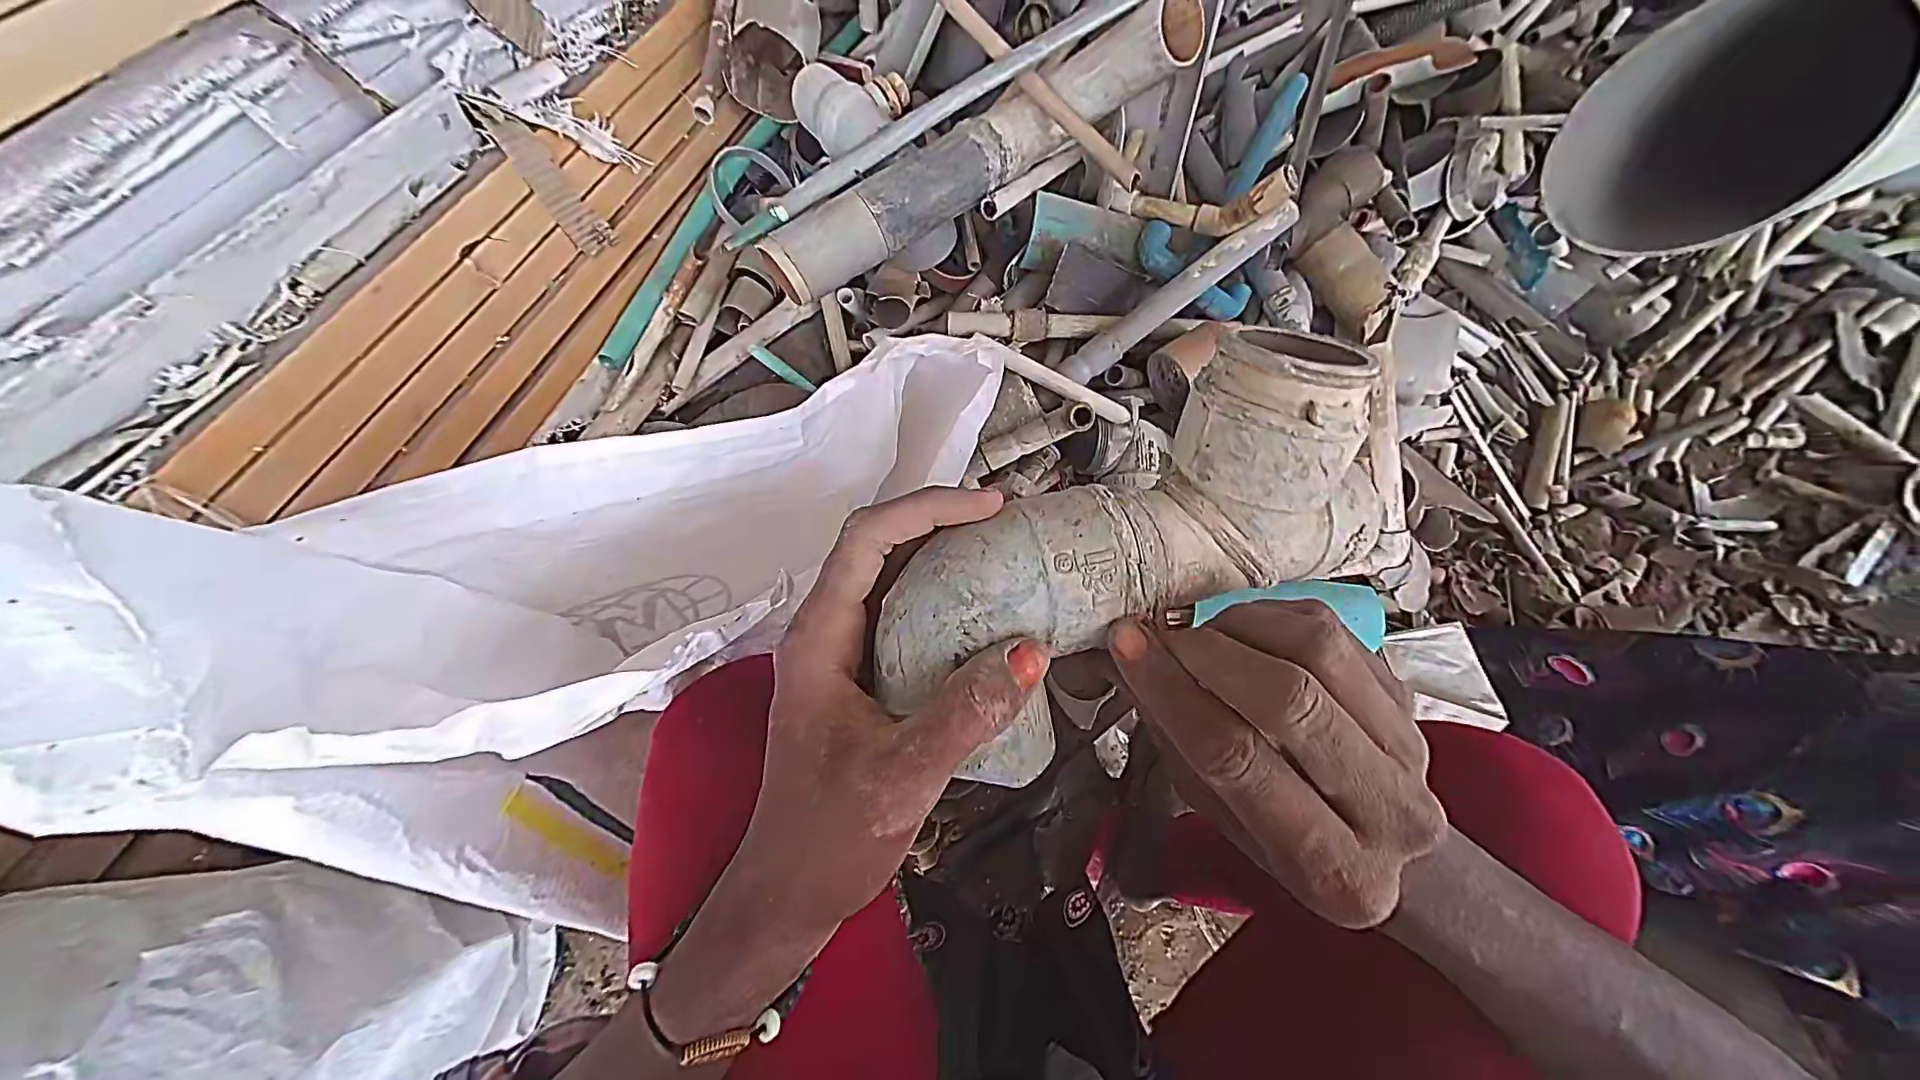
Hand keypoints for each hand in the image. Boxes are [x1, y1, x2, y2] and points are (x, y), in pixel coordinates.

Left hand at [650, 488, 1048, 1040]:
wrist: (790, 889)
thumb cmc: (828, 838)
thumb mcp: (899, 779)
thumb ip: (963, 716)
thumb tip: (1031, 651)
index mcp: (819, 638)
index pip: (866, 541)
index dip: (927, 509)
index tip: (990, 507)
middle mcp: (827, 632)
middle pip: (879, 547)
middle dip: (941, 521)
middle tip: (1009, 521)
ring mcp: (845, 653)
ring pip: (894, 579)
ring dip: (947, 556)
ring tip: (1007, 550)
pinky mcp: (865, 677)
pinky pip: (908, 617)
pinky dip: (949, 600)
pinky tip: (989, 611)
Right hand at [1107, 600, 1444, 928]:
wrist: (1375, 836)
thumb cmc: (1282, 835)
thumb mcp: (1219, 814)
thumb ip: (1178, 741)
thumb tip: (1129, 661)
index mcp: (1328, 866)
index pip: (1236, 759)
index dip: (1171, 691)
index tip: (1128, 645)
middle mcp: (1389, 809)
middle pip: (1289, 699)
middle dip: (1208, 653)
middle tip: (1161, 634)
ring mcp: (1412, 745)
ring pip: (1316, 648)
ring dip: (1238, 625)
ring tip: (1198, 632)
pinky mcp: (1406, 691)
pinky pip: (1332, 628)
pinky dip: (1269, 615)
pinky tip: (1236, 628)